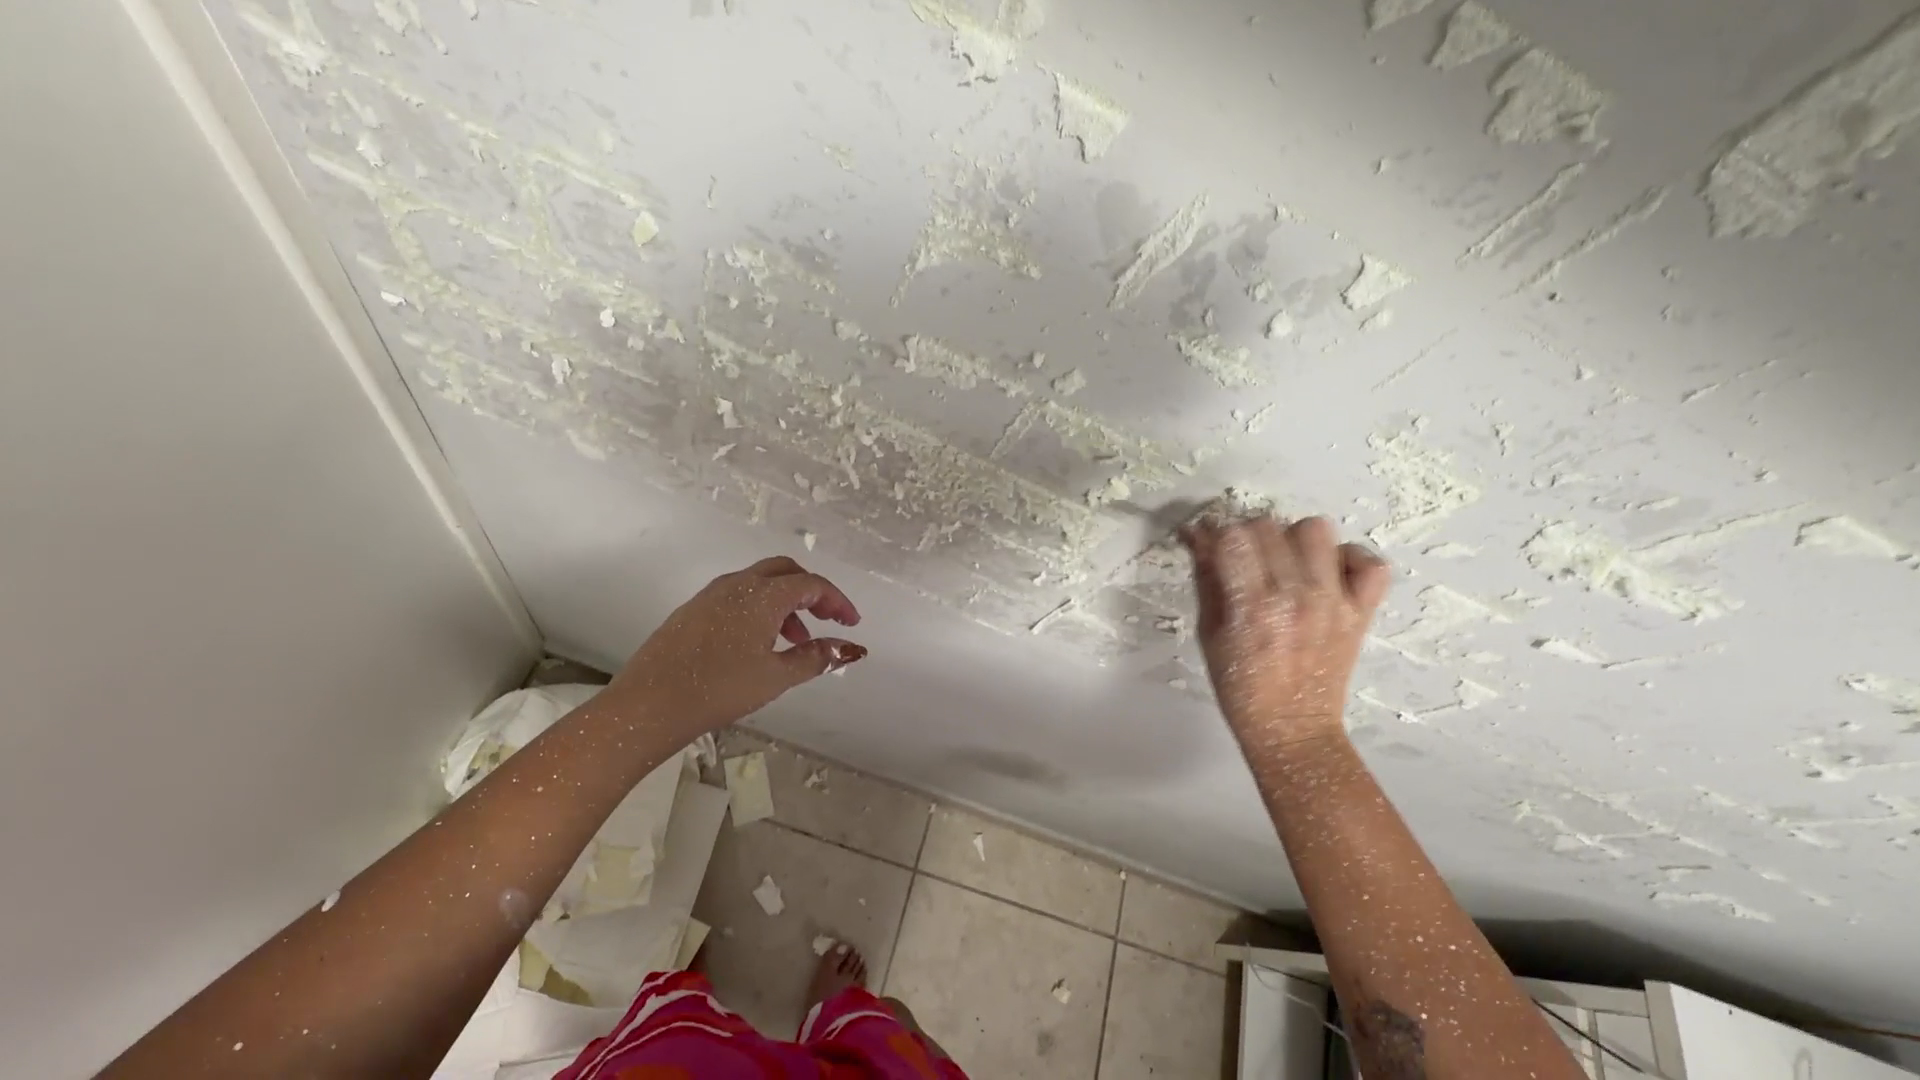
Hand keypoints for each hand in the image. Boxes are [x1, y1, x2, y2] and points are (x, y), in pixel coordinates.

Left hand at [600, 556, 863, 738]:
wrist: (649, 705)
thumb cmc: (719, 690)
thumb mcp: (776, 677)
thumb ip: (815, 657)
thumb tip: (850, 647)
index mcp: (762, 595)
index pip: (811, 584)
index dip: (837, 601)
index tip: (852, 623)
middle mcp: (737, 584)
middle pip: (785, 571)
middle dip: (811, 592)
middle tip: (827, 619)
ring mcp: (710, 595)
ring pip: (759, 583)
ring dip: (784, 603)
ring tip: (795, 640)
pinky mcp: (692, 610)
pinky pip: (737, 596)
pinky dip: (759, 610)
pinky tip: (759, 644)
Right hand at [1181, 516, 1390, 745]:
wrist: (1292, 729)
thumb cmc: (1240, 687)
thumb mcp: (1208, 634)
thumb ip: (1207, 581)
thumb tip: (1199, 538)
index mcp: (1252, 606)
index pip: (1234, 536)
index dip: (1218, 536)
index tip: (1212, 547)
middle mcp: (1296, 595)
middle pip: (1270, 526)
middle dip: (1249, 536)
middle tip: (1244, 559)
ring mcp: (1335, 601)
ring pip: (1317, 530)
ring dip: (1295, 539)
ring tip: (1286, 563)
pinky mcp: (1362, 611)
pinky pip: (1369, 562)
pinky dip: (1348, 560)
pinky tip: (1327, 575)